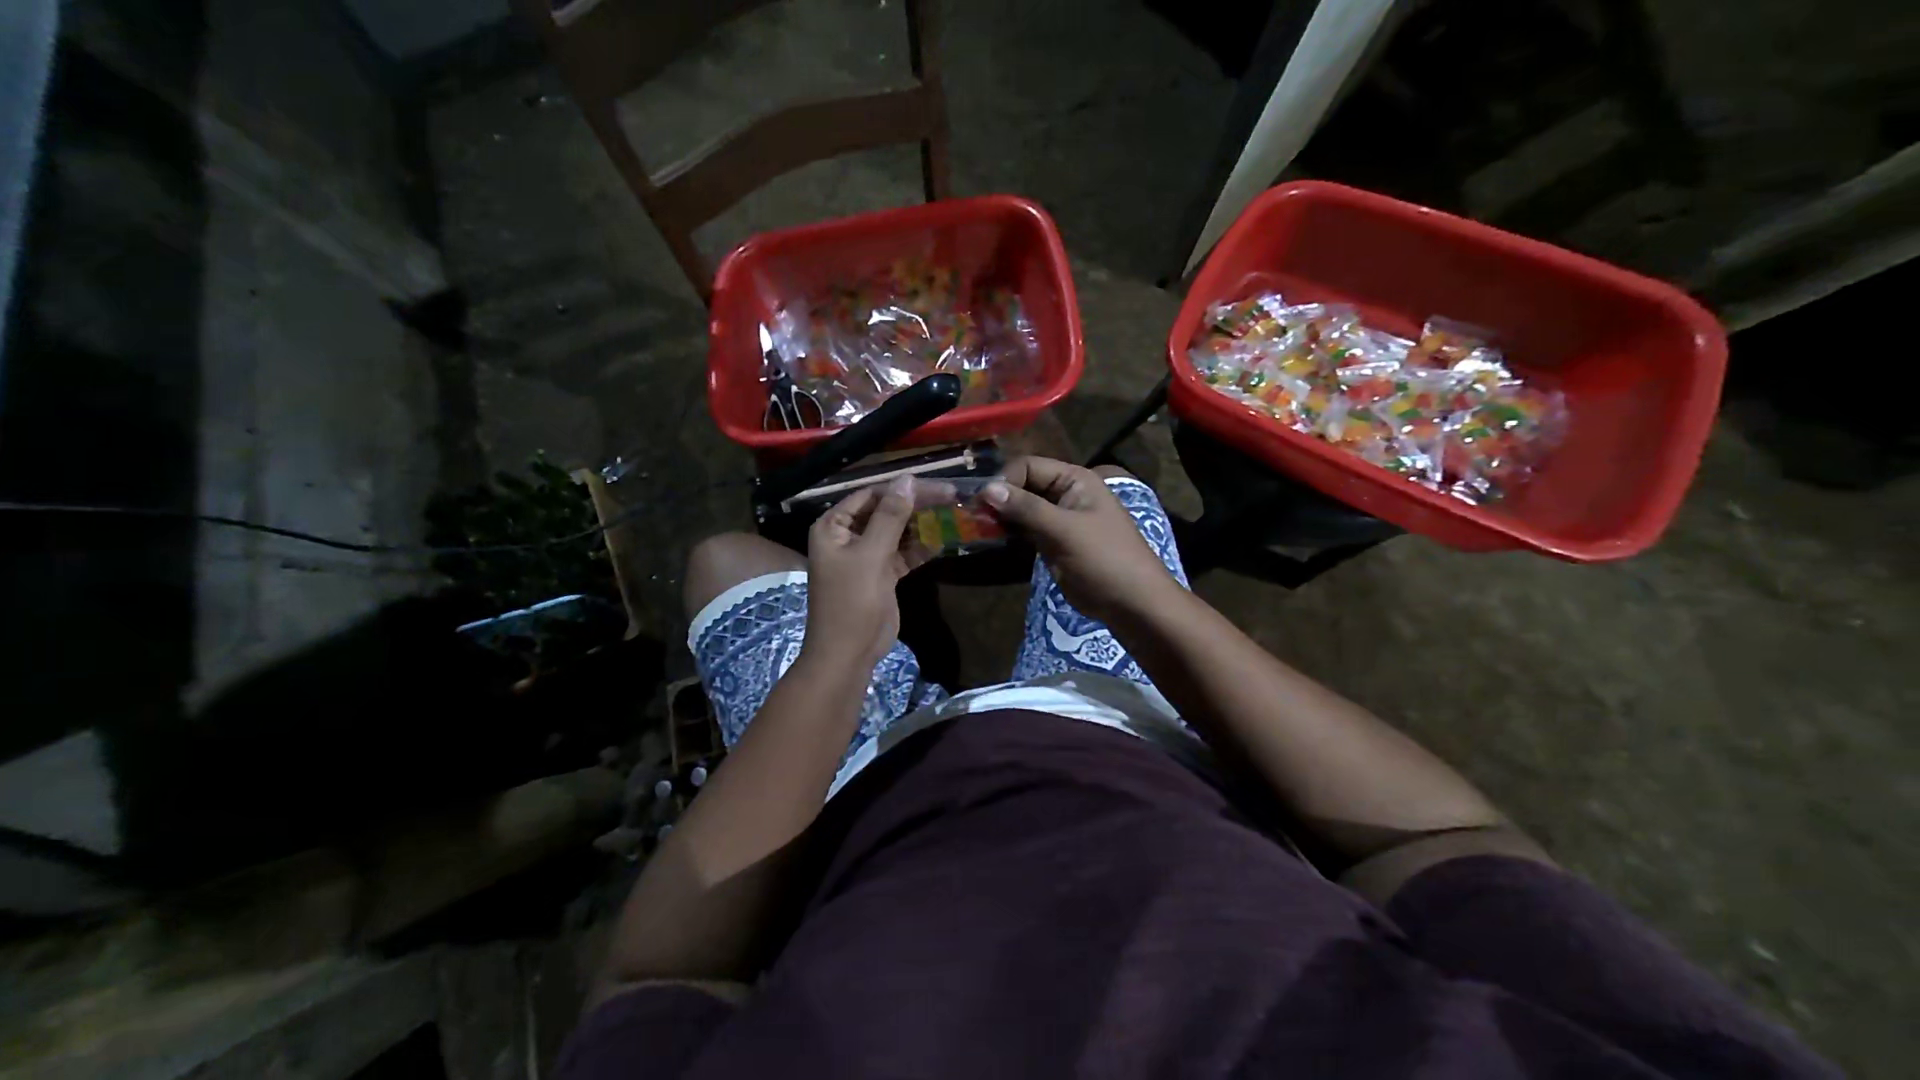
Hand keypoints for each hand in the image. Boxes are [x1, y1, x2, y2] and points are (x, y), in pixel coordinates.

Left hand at [802, 475, 938, 672]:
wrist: (847, 653)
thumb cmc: (851, 601)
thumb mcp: (871, 555)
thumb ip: (890, 516)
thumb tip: (908, 479)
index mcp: (834, 526)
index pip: (871, 495)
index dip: (903, 489)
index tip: (937, 485)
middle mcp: (847, 536)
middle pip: (886, 511)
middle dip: (917, 505)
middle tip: (953, 496)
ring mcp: (865, 556)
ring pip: (897, 532)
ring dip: (922, 524)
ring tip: (954, 513)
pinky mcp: (882, 574)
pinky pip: (903, 553)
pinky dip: (921, 547)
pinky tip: (944, 539)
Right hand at [983, 457, 1178, 622]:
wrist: (1133, 604)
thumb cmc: (1104, 560)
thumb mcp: (1064, 530)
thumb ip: (1026, 508)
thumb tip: (986, 489)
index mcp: (1074, 480)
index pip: (1028, 466)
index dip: (1004, 480)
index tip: (980, 503)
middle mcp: (1065, 494)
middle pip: (1022, 486)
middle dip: (998, 498)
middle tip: (971, 517)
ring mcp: (1059, 519)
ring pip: (1021, 509)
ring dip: (1000, 516)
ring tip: (976, 528)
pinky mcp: (1053, 542)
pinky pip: (1026, 530)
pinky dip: (1009, 533)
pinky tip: (990, 539)